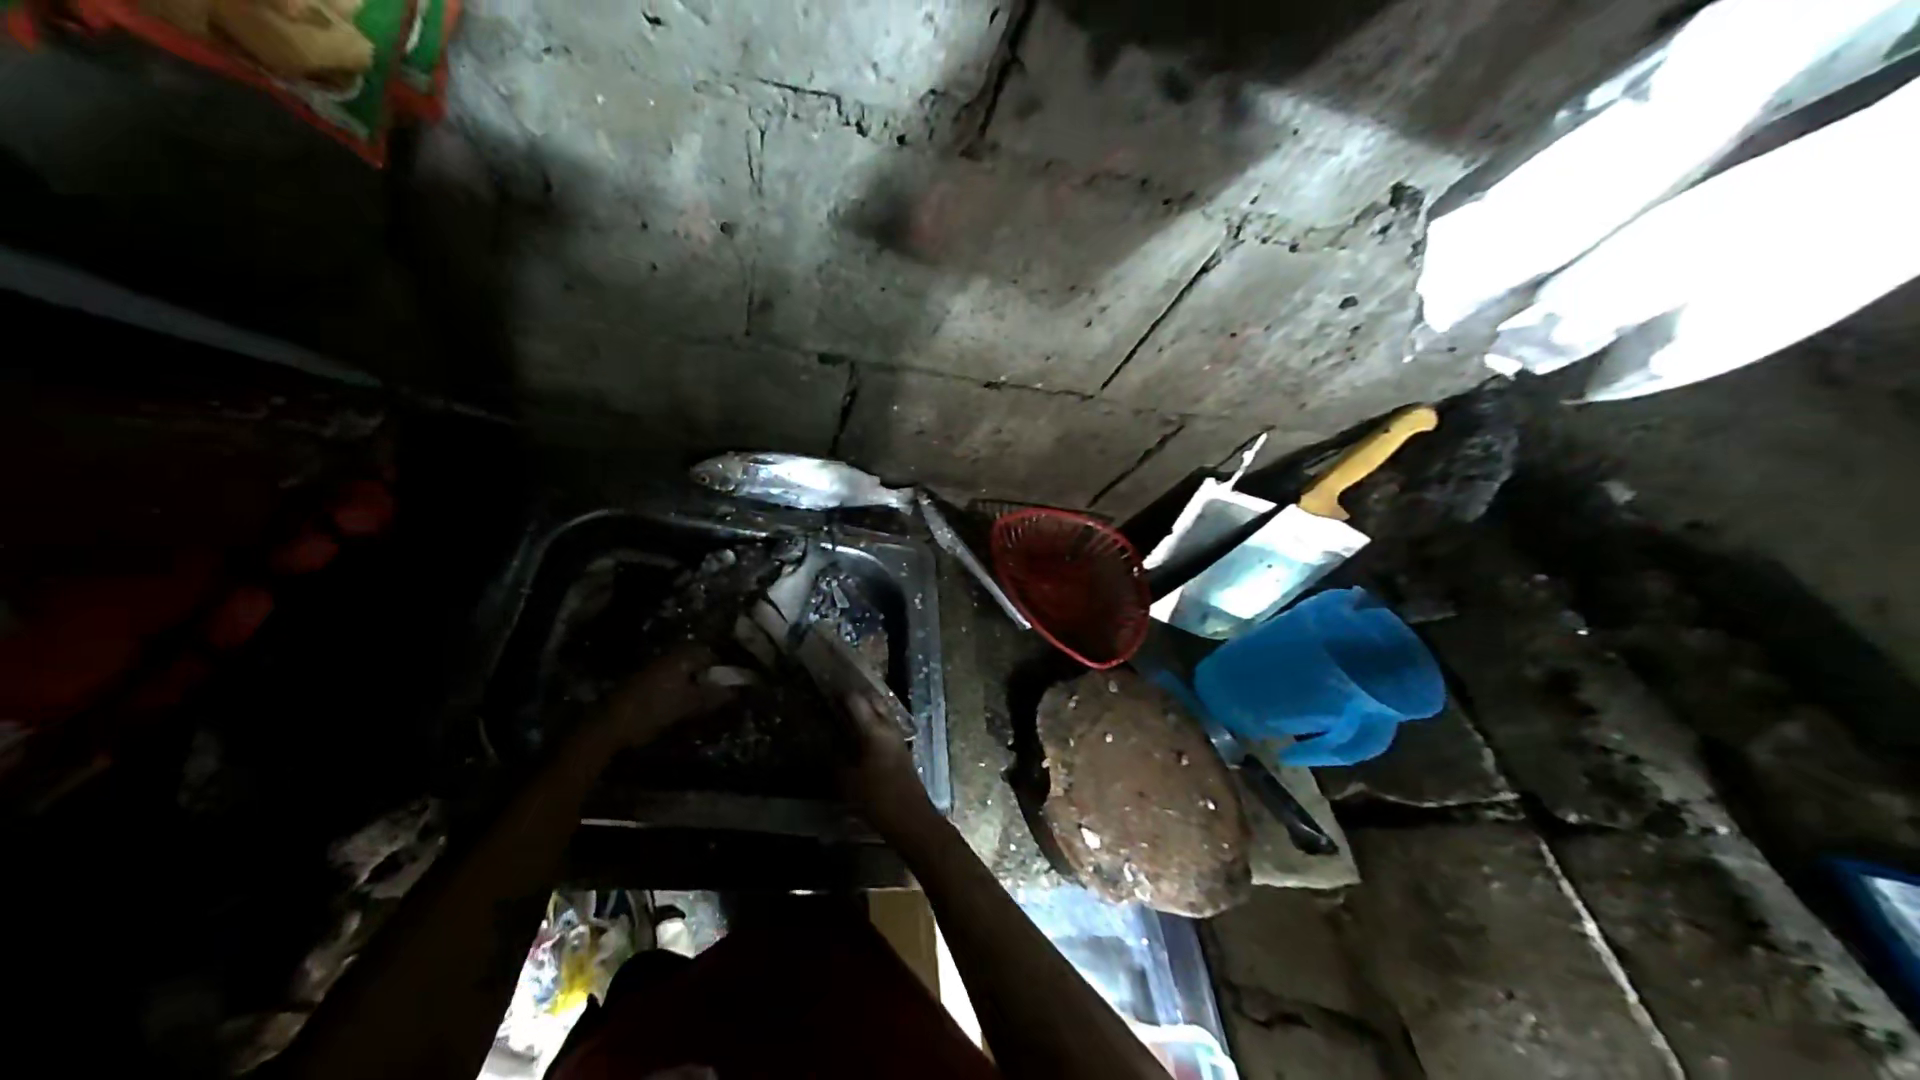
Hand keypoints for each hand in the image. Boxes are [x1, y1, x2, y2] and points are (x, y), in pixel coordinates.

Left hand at [604, 643, 735, 745]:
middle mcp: (670, 656)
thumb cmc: (655, 708)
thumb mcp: (691, 704)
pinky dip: (680, 693)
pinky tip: (681, 709)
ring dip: (694, 688)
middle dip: (709, 680)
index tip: (729, 689)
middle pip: (698, 664)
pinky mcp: (646, 683)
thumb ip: (715, 695)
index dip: (723, 671)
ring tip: (700, 707)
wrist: (611, 724)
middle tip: (716, 700)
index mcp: (682, 656)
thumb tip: (737, 690)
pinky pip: (672, 683)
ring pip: (685, 675)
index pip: (712, 656)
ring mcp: (656, 669)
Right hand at [838, 690, 933, 832]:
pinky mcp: (900, 749)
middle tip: (837, 695)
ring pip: (881, 712)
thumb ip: (837, 760)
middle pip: (874, 701)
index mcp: (875, 730)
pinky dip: (872, 721)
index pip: (857, 701)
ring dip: (866, 707)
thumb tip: (829, 745)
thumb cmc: (878, 799)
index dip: (841, 693)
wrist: (911, 818)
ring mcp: (897, 737)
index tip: (826, 688)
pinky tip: (859, 731)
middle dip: (857, 695)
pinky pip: (884, 725)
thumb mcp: (849, 782)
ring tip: (845, 709)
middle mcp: (889, 727)